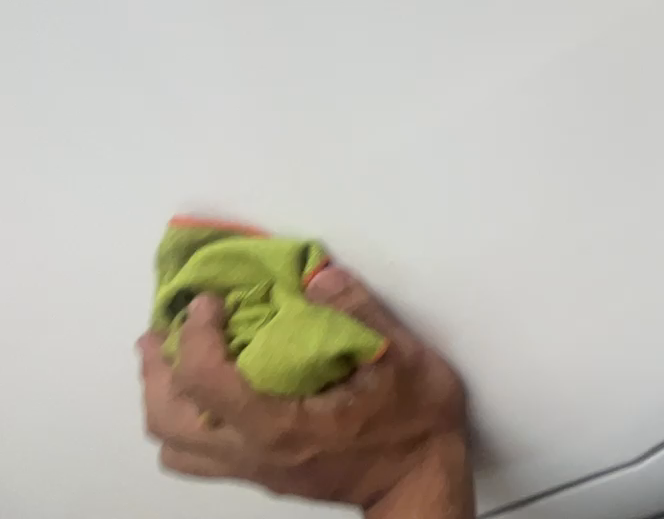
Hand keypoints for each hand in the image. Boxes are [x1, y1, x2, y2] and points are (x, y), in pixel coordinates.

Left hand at [138, 267, 474, 518]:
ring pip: (171, 445)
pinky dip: (182, 425)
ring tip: (173, 363)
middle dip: (157, 371)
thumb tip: (318, 275)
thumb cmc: (415, 415)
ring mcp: (250, 468)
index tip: (206, 302)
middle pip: (167, 420)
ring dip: (161, 401)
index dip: (196, 338)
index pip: (208, 382)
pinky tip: (208, 402)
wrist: (419, 474)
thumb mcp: (403, 355)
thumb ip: (360, 314)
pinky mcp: (259, 474)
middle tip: (161, 331)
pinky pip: (193, 456)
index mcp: (279, 422)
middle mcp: (250, 451)